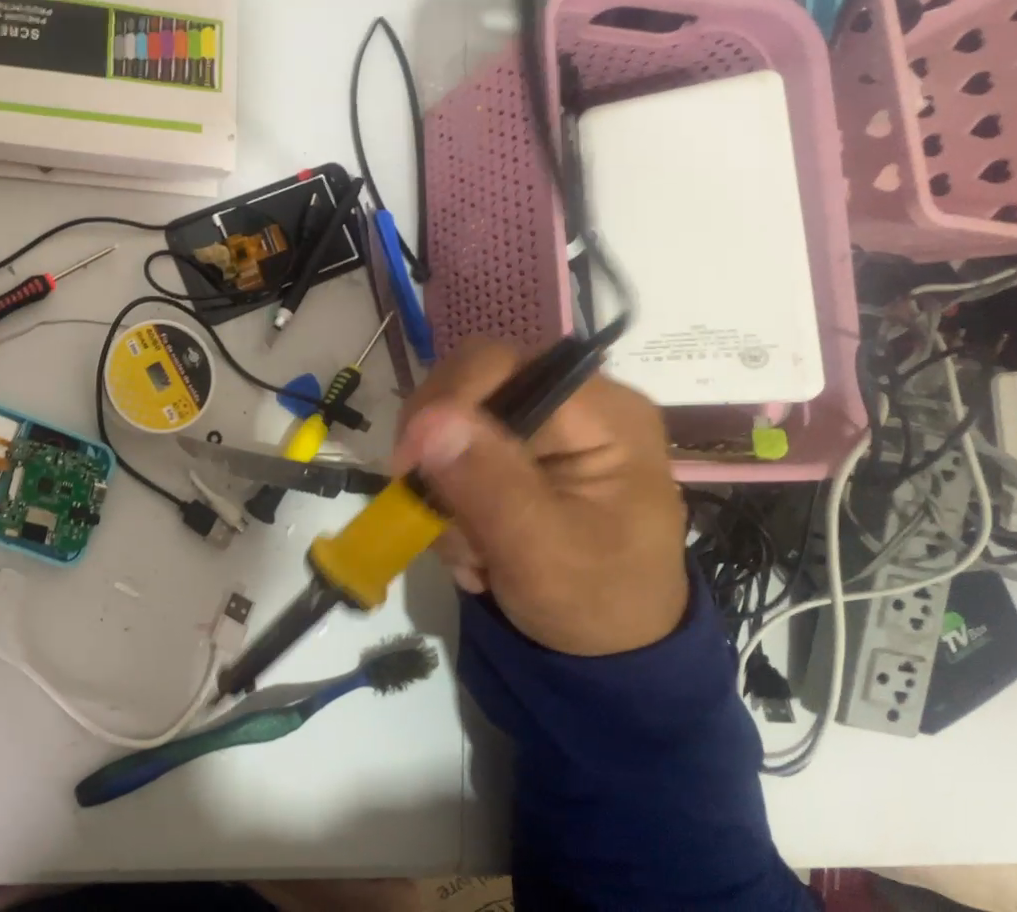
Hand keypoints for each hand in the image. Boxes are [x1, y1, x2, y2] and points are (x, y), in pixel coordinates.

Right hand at [391, 338, 687, 656]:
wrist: (609, 651)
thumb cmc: (594, 601)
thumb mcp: (541, 551)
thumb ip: (489, 484)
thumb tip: (430, 419)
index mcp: (601, 414)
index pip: (497, 365)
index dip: (441, 403)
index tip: (408, 466)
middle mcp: (574, 405)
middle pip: (466, 387)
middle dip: (436, 453)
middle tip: (432, 510)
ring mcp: (544, 429)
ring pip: (449, 423)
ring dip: (440, 486)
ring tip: (467, 546)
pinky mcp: (520, 453)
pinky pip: (453, 452)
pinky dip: (446, 498)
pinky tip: (471, 542)